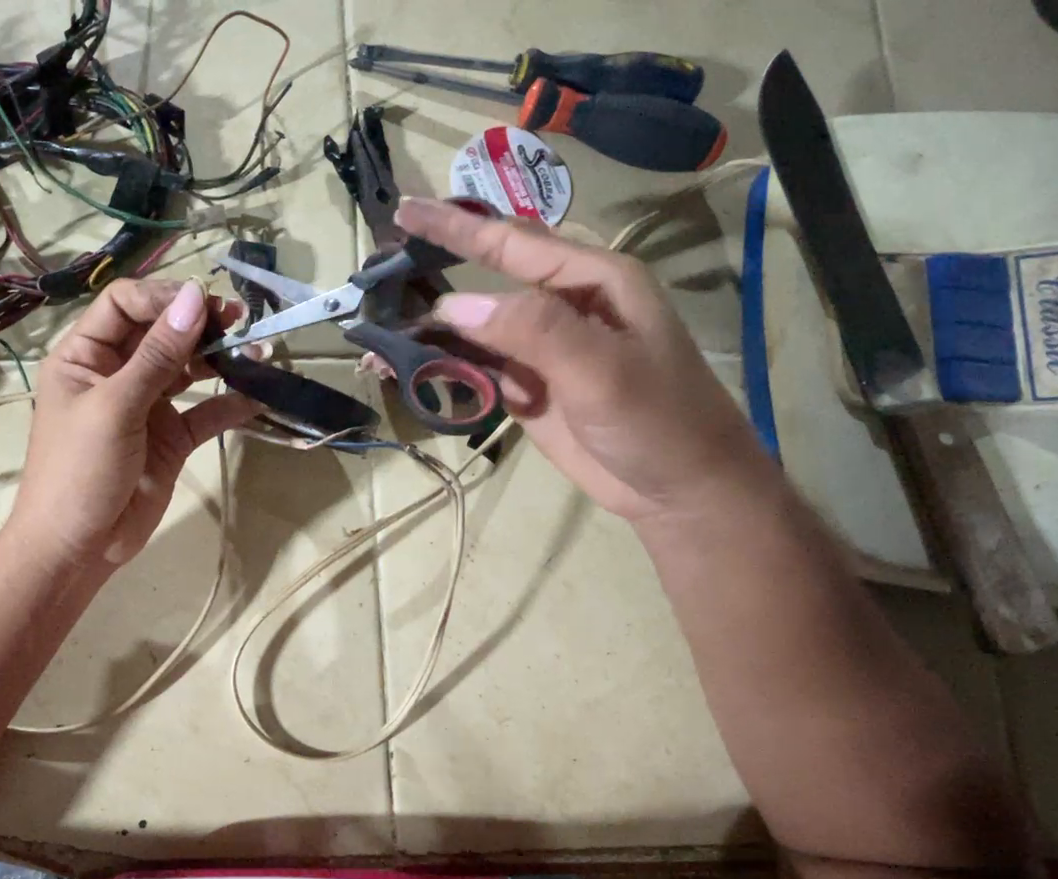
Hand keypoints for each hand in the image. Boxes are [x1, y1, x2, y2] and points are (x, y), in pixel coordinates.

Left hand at [5, 278, 261, 567]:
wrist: (76, 547)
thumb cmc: (79, 471)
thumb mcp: (114, 407)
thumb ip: (156, 355)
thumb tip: (196, 297)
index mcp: (84, 356)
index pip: (124, 305)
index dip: (162, 298)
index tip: (203, 302)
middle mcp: (115, 374)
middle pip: (160, 331)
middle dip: (198, 322)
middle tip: (238, 319)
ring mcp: (145, 406)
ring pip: (187, 368)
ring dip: (219, 358)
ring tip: (256, 349)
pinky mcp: (170, 439)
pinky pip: (204, 412)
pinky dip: (229, 403)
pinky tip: (257, 395)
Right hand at [395, 196, 780, 524]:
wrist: (678, 488)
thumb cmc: (658, 419)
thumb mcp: (601, 369)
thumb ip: (531, 330)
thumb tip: (452, 305)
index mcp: (591, 281)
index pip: (512, 242)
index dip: (457, 227)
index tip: (405, 211)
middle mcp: (562, 306)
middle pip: (486, 280)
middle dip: (433, 274)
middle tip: (379, 271)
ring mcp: (542, 350)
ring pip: (473, 330)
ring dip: (429, 335)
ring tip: (378, 341)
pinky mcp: (528, 388)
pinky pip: (476, 369)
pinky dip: (443, 369)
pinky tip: (409, 371)